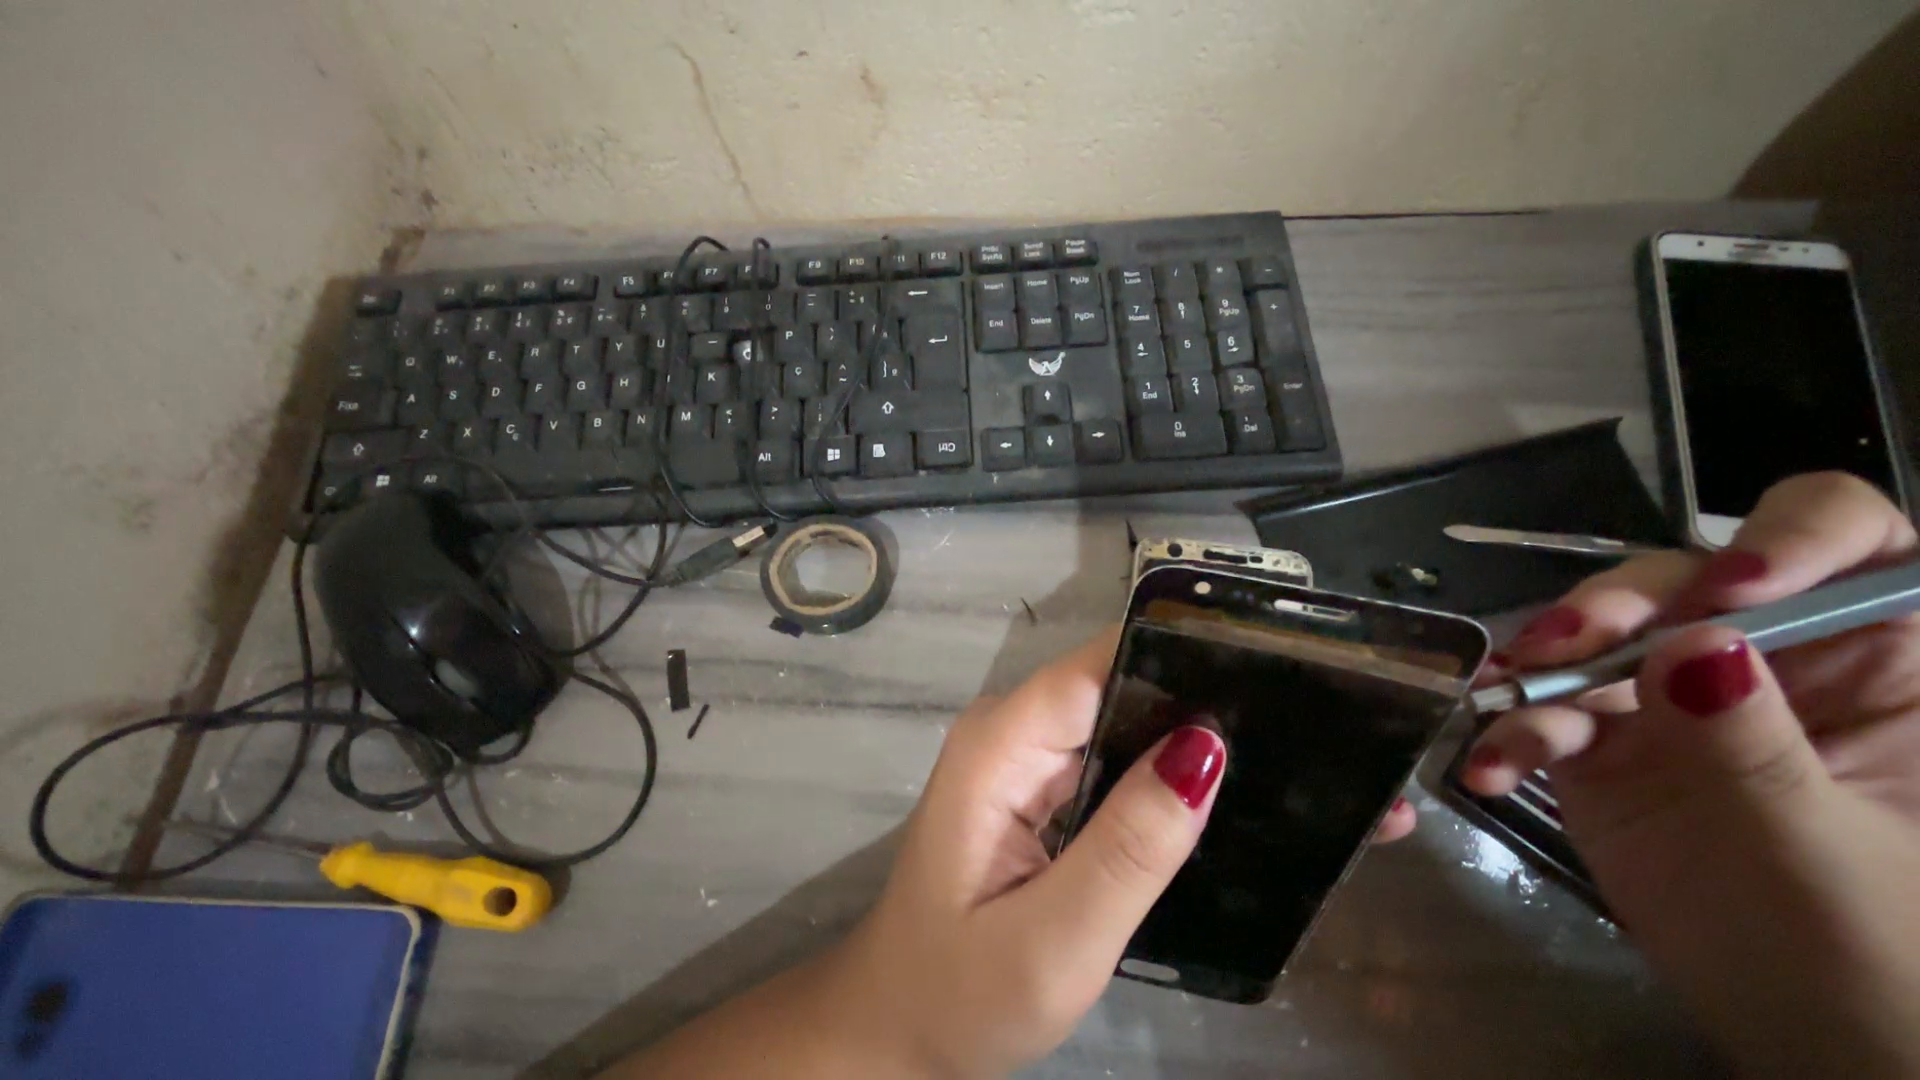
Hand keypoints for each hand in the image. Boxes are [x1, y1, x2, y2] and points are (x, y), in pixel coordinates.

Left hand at [831, 631, 1226, 1075]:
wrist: (900, 1027)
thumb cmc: (964, 994)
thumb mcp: (1056, 941)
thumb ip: (1129, 849)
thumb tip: (1205, 747)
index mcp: (999, 748)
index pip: (1098, 667)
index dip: (1174, 656)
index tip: (1262, 666)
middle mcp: (1007, 733)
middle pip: (1111, 681)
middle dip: (1186, 698)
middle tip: (1278, 728)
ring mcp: (1019, 760)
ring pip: (1114, 717)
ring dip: (1175, 736)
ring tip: (1263, 757)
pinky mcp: (1033, 789)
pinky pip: (1105, 756)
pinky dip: (1151, 770)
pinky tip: (1202, 795)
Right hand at [1463, 473, 1919, 1077]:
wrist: (1818, 1056)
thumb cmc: (1887, 969)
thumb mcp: (1829, 855)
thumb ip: (1756, 746)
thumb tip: (1689, 642)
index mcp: (1884, 669)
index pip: (1854, 546)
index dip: (1791, 540)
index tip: (1729, 591)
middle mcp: (1776, 666)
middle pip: (1686, 584)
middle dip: (1617, 603)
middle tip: (1565, 642)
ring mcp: (1679, 707)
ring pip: (1598, 640)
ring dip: (1543, 665)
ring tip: (1508, 709)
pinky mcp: (1608, 749)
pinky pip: (1547, 712)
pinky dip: (1515, 734)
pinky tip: (1496, 771)